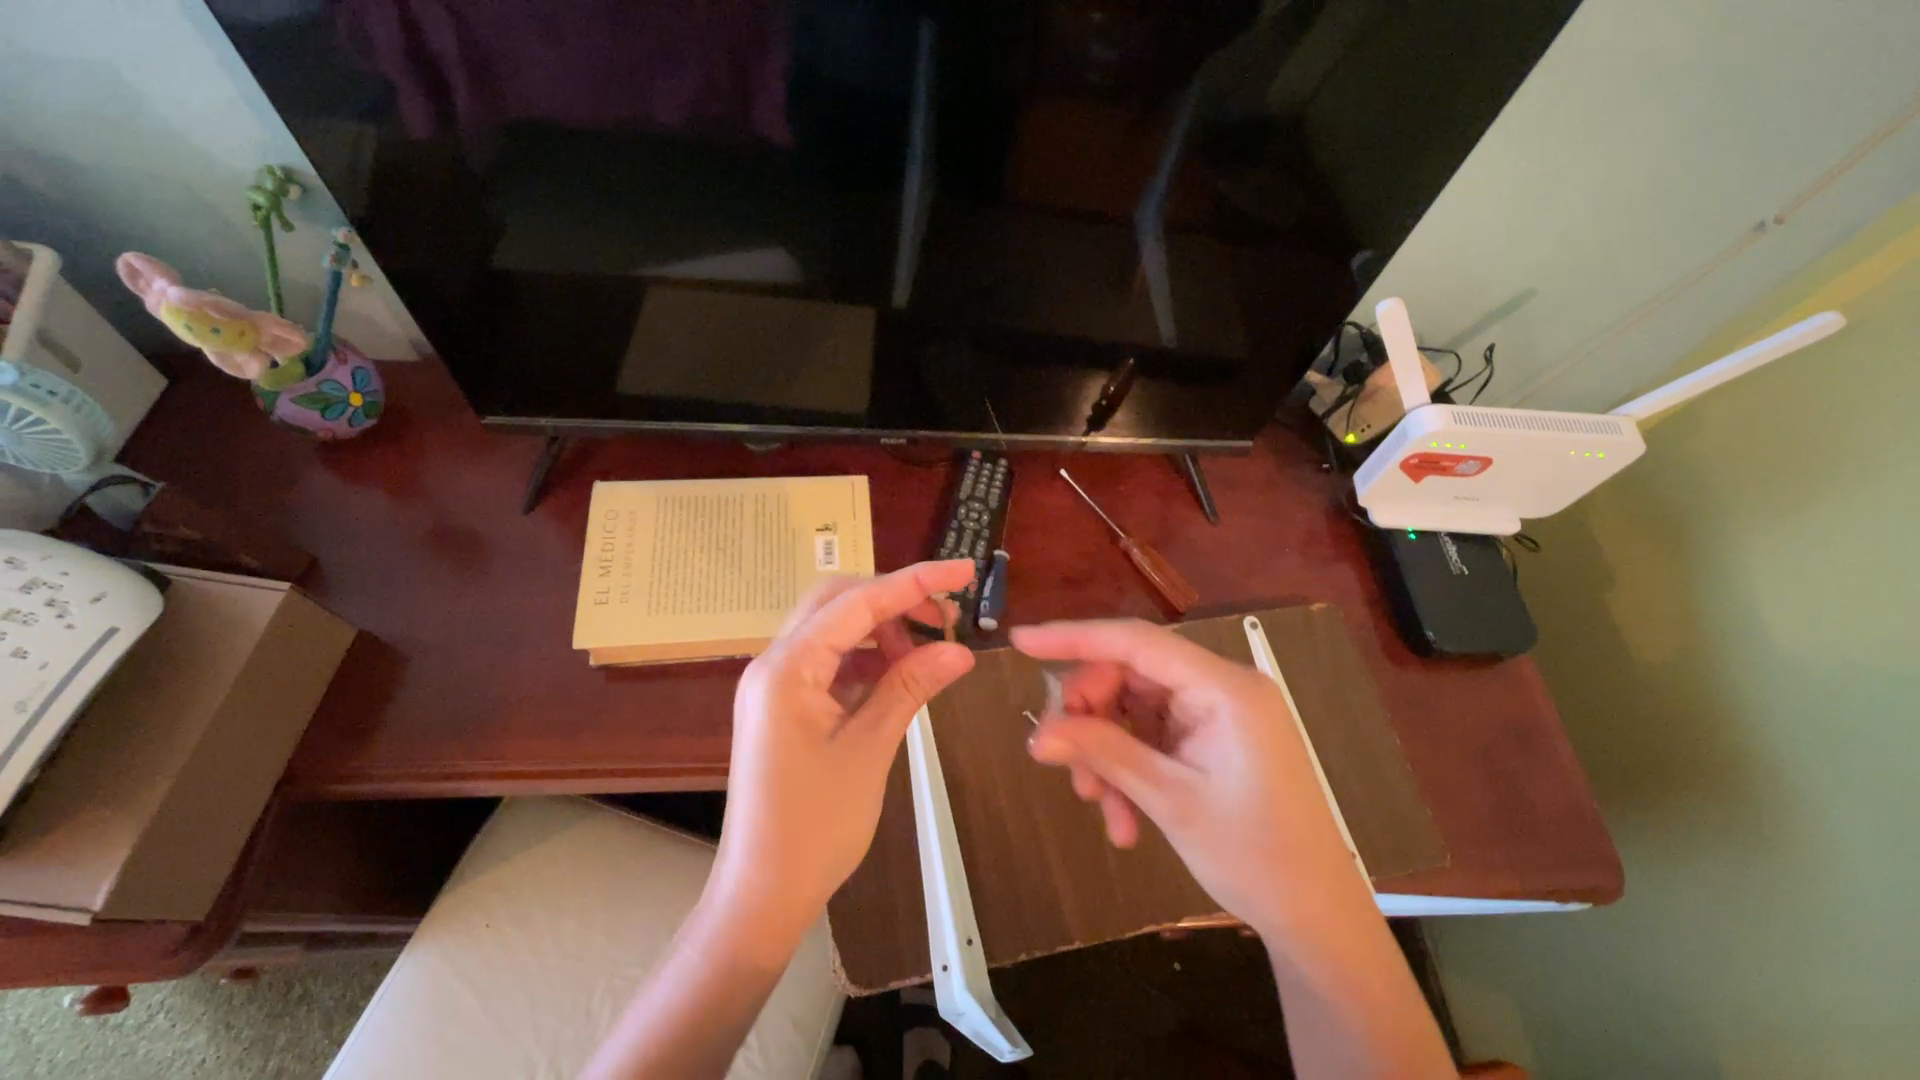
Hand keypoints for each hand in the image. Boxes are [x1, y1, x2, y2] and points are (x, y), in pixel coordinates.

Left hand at [709, 559, 976, 955]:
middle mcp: (774, 664)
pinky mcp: (782, 707)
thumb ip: (910, 688)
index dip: (914, 581)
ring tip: (927, 653)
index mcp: (788, 667)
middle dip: (893, 600)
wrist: (764, 890)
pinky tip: (898, 676)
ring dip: (881, 630)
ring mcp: (774, 686)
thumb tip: (958, 650)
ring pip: (832, 630)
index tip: (962, 570)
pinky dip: (865, 660)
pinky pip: (827, 663)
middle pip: (837, 602)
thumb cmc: (816, 825)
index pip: (857, 602)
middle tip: (944, 619)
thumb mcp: (870, 749)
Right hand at [1012, 619, 1364, 937]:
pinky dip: (1129, 770)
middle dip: (1091, 719)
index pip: (1135, 642)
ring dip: (1107, 755)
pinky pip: (1151, 737)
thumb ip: (1103, 753)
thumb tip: (1038, 733)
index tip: (1021, 642)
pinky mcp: (1213, 739)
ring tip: (1100, 808)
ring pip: (1134, 711)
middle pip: (1129, 677)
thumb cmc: (1254, 855)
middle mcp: (1222, 688)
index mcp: (1224, 688)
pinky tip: (1123, 820)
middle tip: (1062, 763)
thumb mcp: (1170, 800)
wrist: (1313, 912)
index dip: (1073, 638)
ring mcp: (1218, 714)